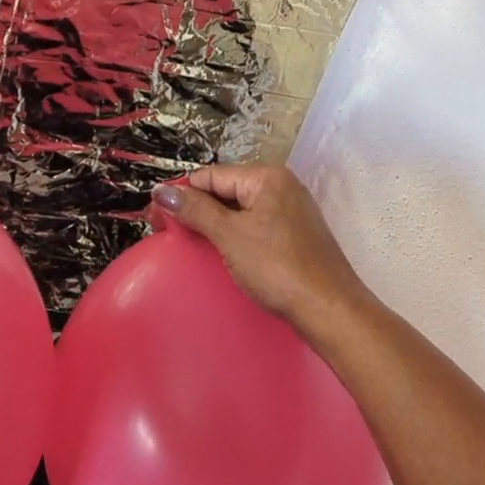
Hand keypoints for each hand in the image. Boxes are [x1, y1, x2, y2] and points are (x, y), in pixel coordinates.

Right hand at [152, 163, 372, 336]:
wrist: (329, 309)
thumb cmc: (278, 268)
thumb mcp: (230, 235)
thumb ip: (195, 210)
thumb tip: (161, 190)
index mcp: (267, 177)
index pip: (211, 175)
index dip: (181, 194)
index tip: (155, 217)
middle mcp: (281, 186)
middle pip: (225, 190)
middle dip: (196, 209)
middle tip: (168, 232)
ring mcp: (291, 211)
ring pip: (239, 210)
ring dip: (213, 224)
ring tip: (190, 244)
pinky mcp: (295, 235)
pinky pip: (255, 226)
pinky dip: (234, 236)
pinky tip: (222, 253)